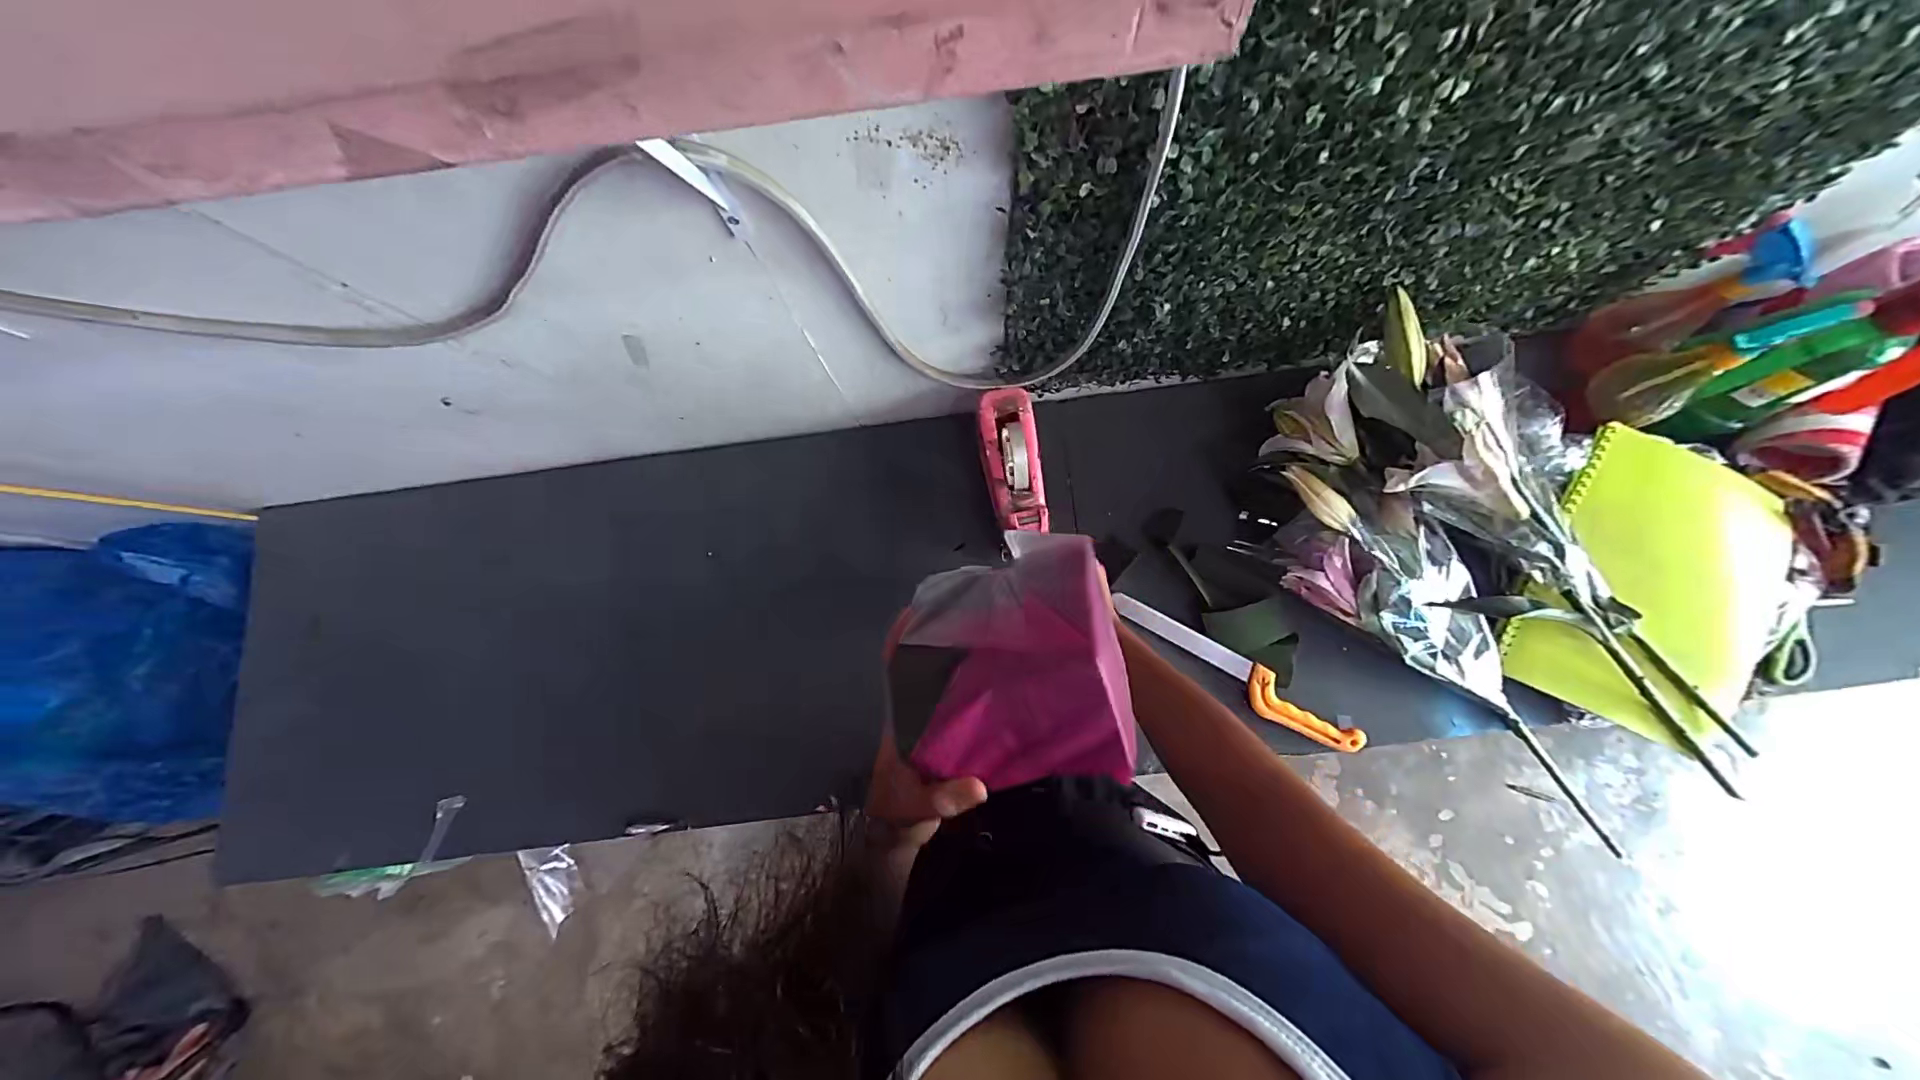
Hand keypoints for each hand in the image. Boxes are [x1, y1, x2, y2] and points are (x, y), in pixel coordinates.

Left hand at [868, 611, 987, 851]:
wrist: (897, 831)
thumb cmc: (899, 811)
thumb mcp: (920, 807)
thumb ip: (944, 798)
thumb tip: (978, 786)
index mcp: (901, 714)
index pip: (895, 664)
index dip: (902, 634)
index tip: (921, 606)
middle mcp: (914, 707)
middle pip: (922, 659)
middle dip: (942, 632)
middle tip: (976, 610)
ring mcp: (929, 717)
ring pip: (940, 674)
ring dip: (959, 650)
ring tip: (993, 629)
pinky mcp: (945, 730)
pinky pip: (958, 694)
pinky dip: (973, 678)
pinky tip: (1001, 668)